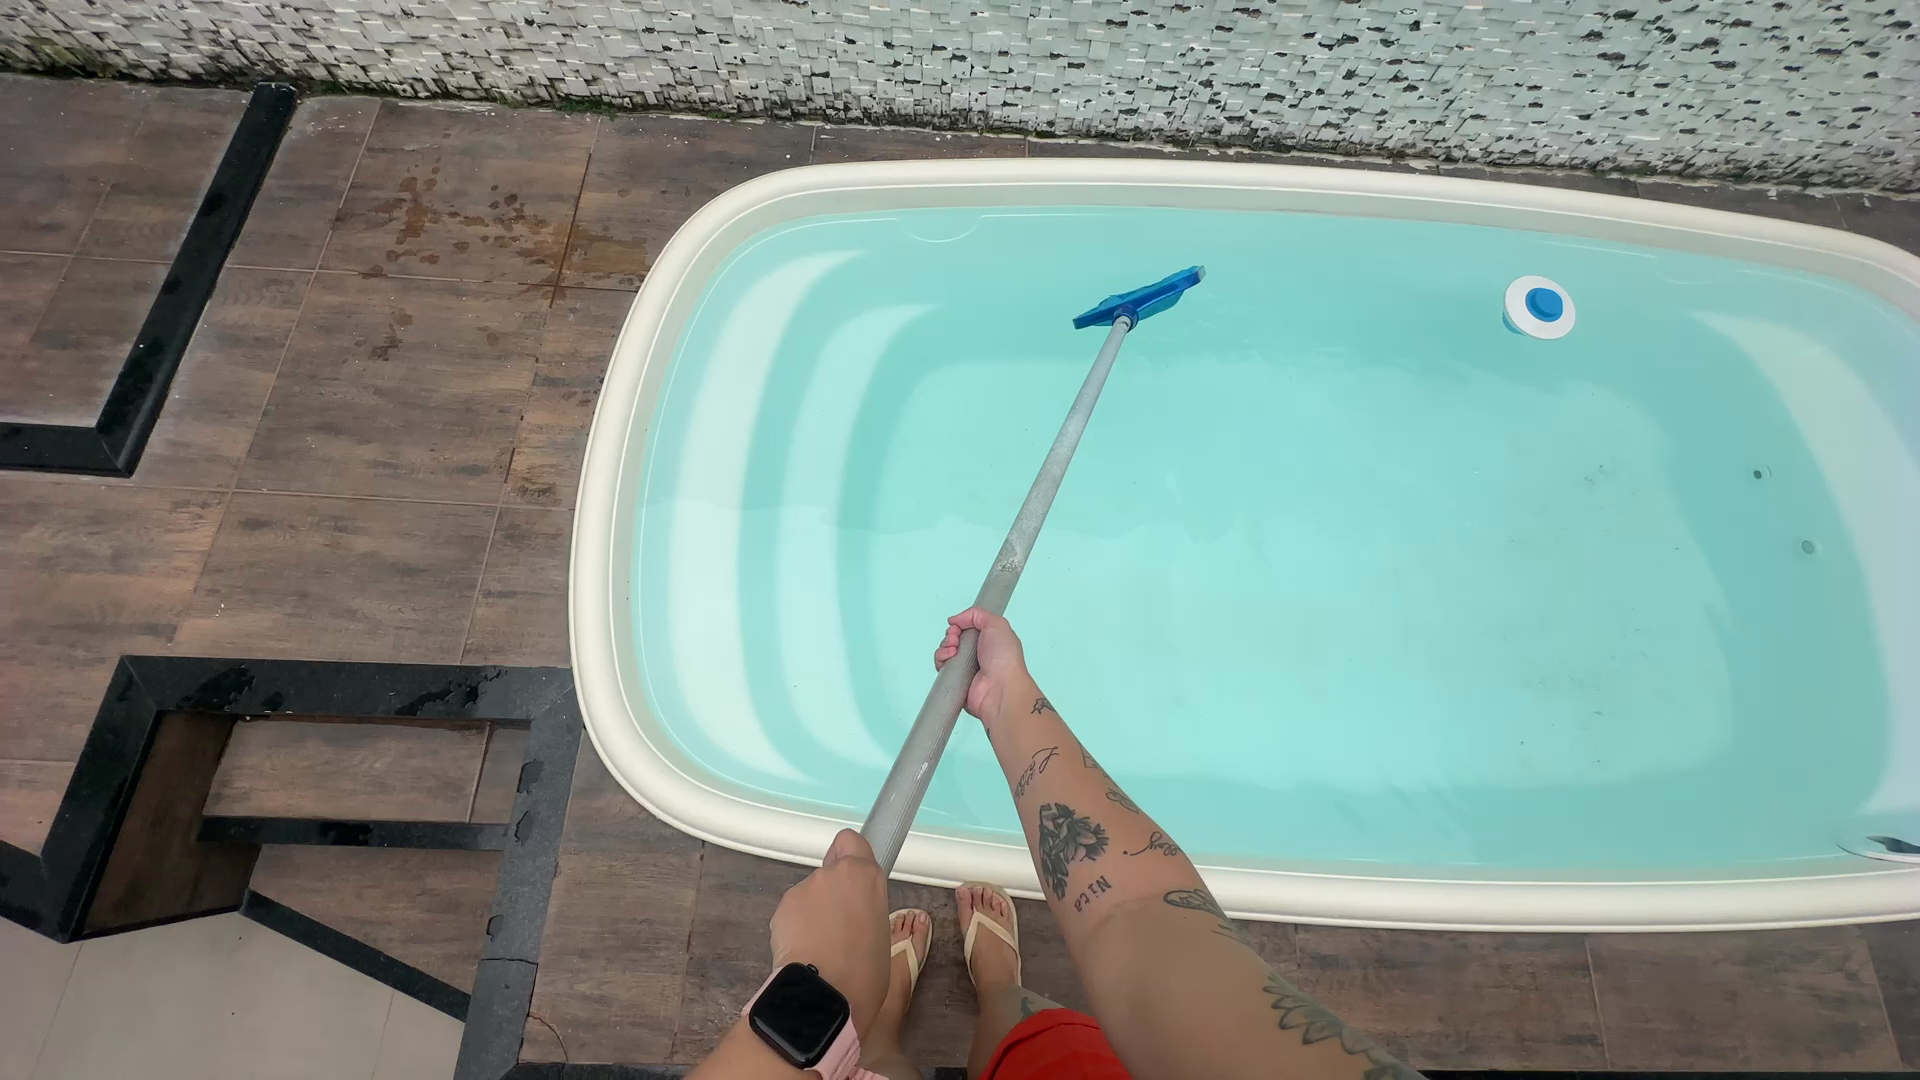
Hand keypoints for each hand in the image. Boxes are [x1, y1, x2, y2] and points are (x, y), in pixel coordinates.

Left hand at [768, 829, 890, 1039]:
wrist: (824, 998)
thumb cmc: (865, 973)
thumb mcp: (881, 934)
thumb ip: (866, 908)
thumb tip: (852, 916)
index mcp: (866, 875)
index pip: (851, 841)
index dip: (849, 856)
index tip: (851, 881)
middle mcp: (834, 873)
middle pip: (830, 872)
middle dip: (831, 893)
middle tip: (836, 928)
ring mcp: (805, 887)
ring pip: (809, 895)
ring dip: (812, 914)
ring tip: (817, 949)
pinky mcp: (782, 907)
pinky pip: (792, 914)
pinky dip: (794, 929)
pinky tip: (800, 954)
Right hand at [934, 607, 1030, 720]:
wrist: (1000, 688)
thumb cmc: (1004, 658)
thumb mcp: (996, 624)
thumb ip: (976, 614)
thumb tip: (956, 619)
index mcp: (989, 641)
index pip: (968, 628)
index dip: (960, 624)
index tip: (959, 625)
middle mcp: (978, 654)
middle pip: (955, 638)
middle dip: (951, 634)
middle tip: (956, 638)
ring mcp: (966, 668)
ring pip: (945, 651)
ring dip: (945, 645)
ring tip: (954, 648)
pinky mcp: (955, 680)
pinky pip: (941, 666)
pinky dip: (941, 659)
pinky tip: (950, 657)